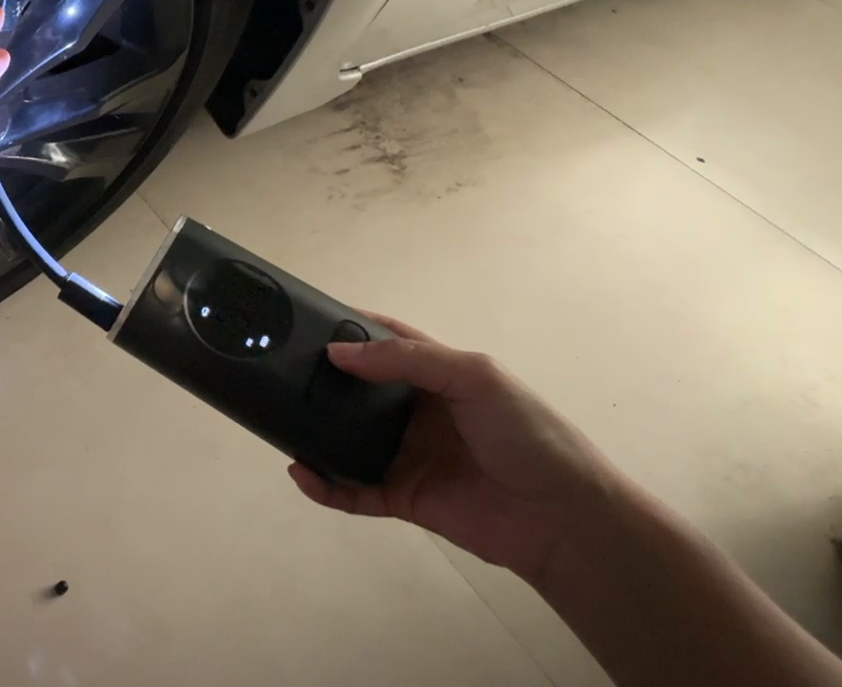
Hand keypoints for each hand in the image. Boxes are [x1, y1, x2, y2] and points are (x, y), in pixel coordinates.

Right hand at [287, 315, 625, 584]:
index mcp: (433, 376)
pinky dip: (324, 485)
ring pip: (344, 439)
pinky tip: (302, 474)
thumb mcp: (475, 377)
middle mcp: (412, 411)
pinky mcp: (400, 496)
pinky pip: (351, 490)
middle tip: (276, 370)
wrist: (565, 520)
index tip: (304, 321)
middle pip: (354, 389)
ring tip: (279, 422)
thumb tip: (336, 353)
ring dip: (312, 432)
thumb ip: (407, 360)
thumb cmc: (528, 435)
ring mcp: (403, 454)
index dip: (347, 328)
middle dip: (318, 380)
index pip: (383, 342)